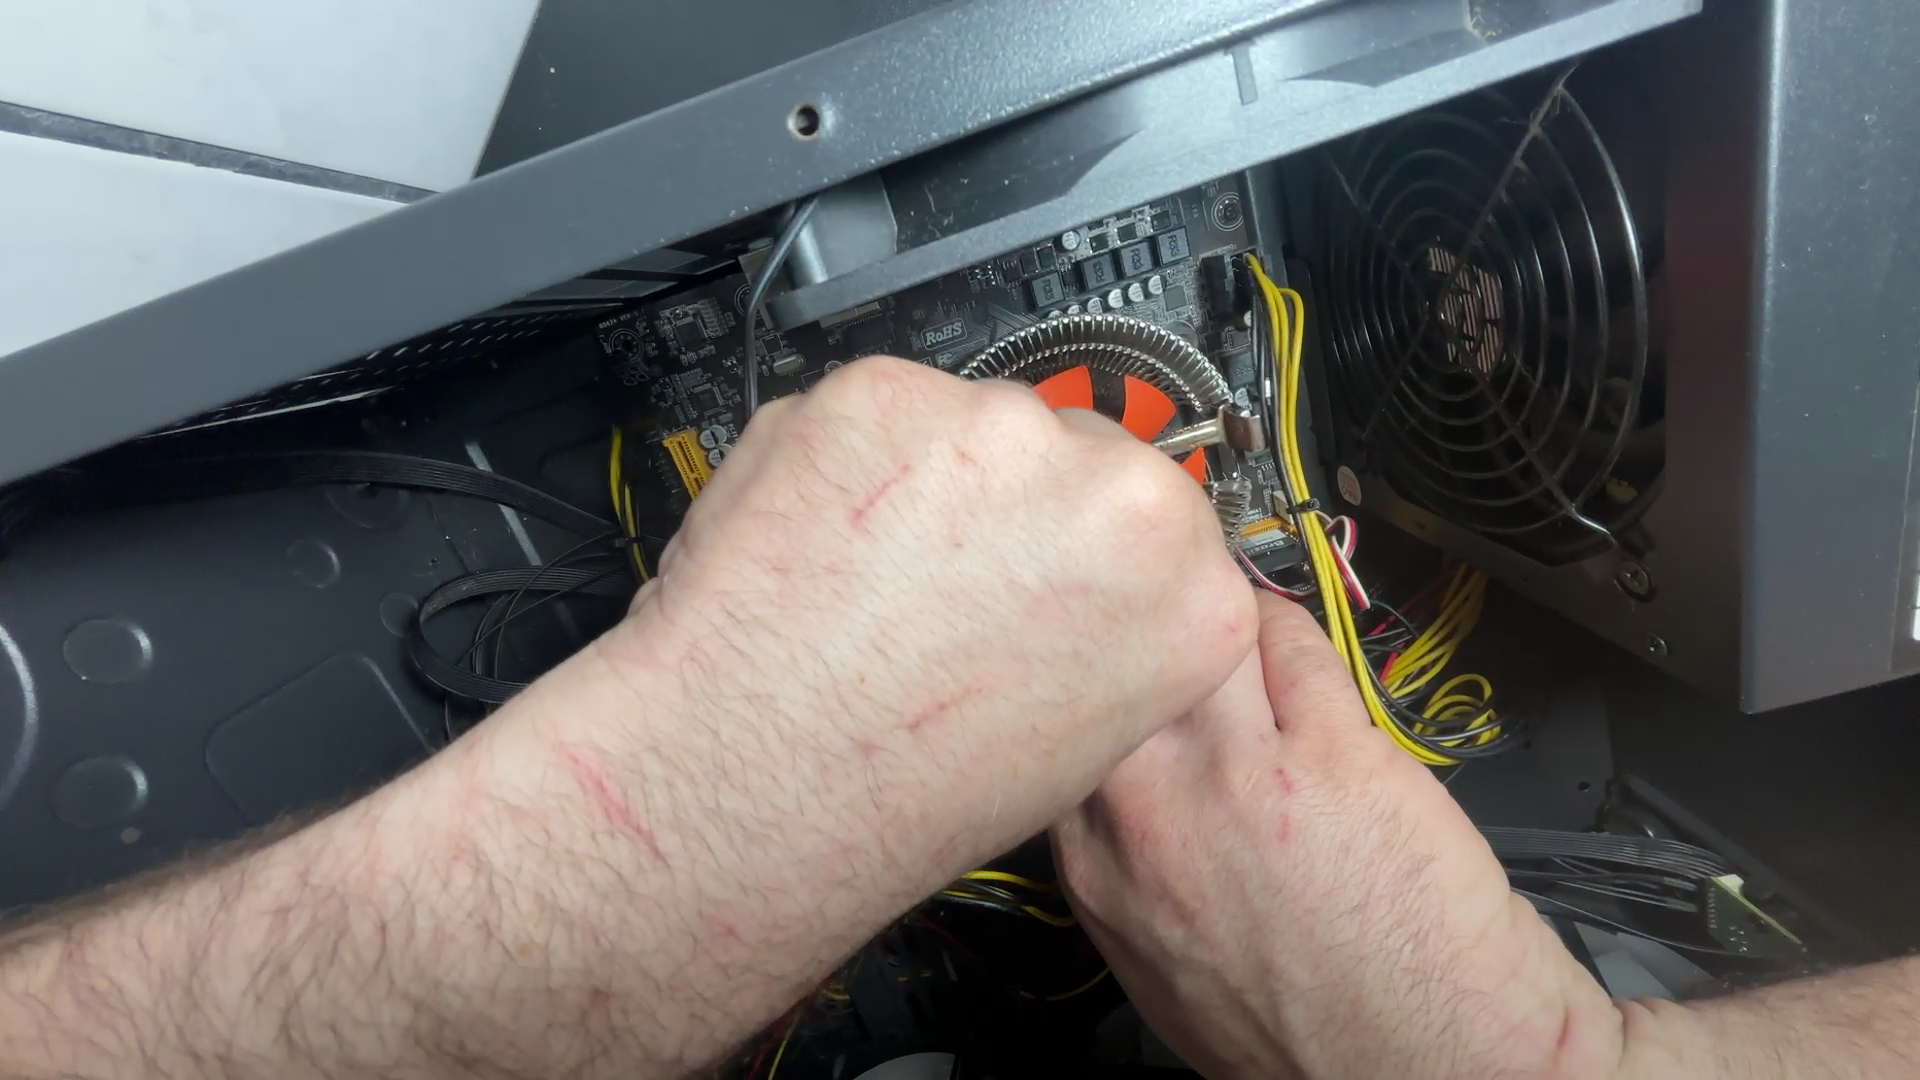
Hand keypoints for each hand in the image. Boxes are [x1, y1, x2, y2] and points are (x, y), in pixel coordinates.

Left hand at [554, 355, 1255, 1060]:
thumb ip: (1110, 618)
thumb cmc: (907, 784)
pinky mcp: (889, 396)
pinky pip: (888, 412)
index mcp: (1190, 594)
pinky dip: (858, 457)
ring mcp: (1001, 433)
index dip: (1081, 535)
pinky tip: (830, 537)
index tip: (1042, 550)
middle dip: (1016, 497)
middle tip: (951, 564)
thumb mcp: (1078, 725)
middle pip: (1072, 449)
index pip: (1156, 514)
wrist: (753, 788)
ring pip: (977, 424)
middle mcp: (1119, 497)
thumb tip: (1085, 558)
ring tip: (878, 568)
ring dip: (935, 476)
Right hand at [1052, 593, 1624, 1079]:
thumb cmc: (1292, 1029)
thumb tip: (1104, 776)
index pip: (1068, 718)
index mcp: (1098, 859)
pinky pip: (1288, 642)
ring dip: (1212, 611)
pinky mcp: (1332, 756)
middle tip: (1154, 601)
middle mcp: (1151, 805)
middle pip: (1118, 660)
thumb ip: (1110, 854)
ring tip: (1227, 617)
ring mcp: (1238, 773)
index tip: (1114, 655)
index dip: (1097, 674)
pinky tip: (1287, 640)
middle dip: (1133, 624)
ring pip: (1197, 631)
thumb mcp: (1148, 955)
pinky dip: (1284, 628)